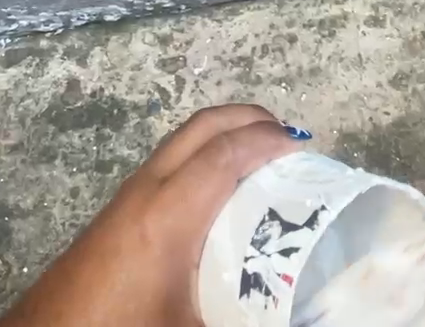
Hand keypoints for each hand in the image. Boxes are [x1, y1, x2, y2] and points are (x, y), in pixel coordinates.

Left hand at [0, 104, 304, 326]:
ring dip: (225, 131)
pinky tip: (221, 185)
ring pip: (184, 137)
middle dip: (248, 118)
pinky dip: (206, 150)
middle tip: (289, 138)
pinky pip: (173, 156)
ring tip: (262, 153)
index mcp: (168, 215)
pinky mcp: (121, 205)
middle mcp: (148, 187)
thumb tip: (295, 312)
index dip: (265, 141)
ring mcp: (131, 191)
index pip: (223, 154)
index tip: (303, 148)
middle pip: (202, 126)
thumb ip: (244, 312)